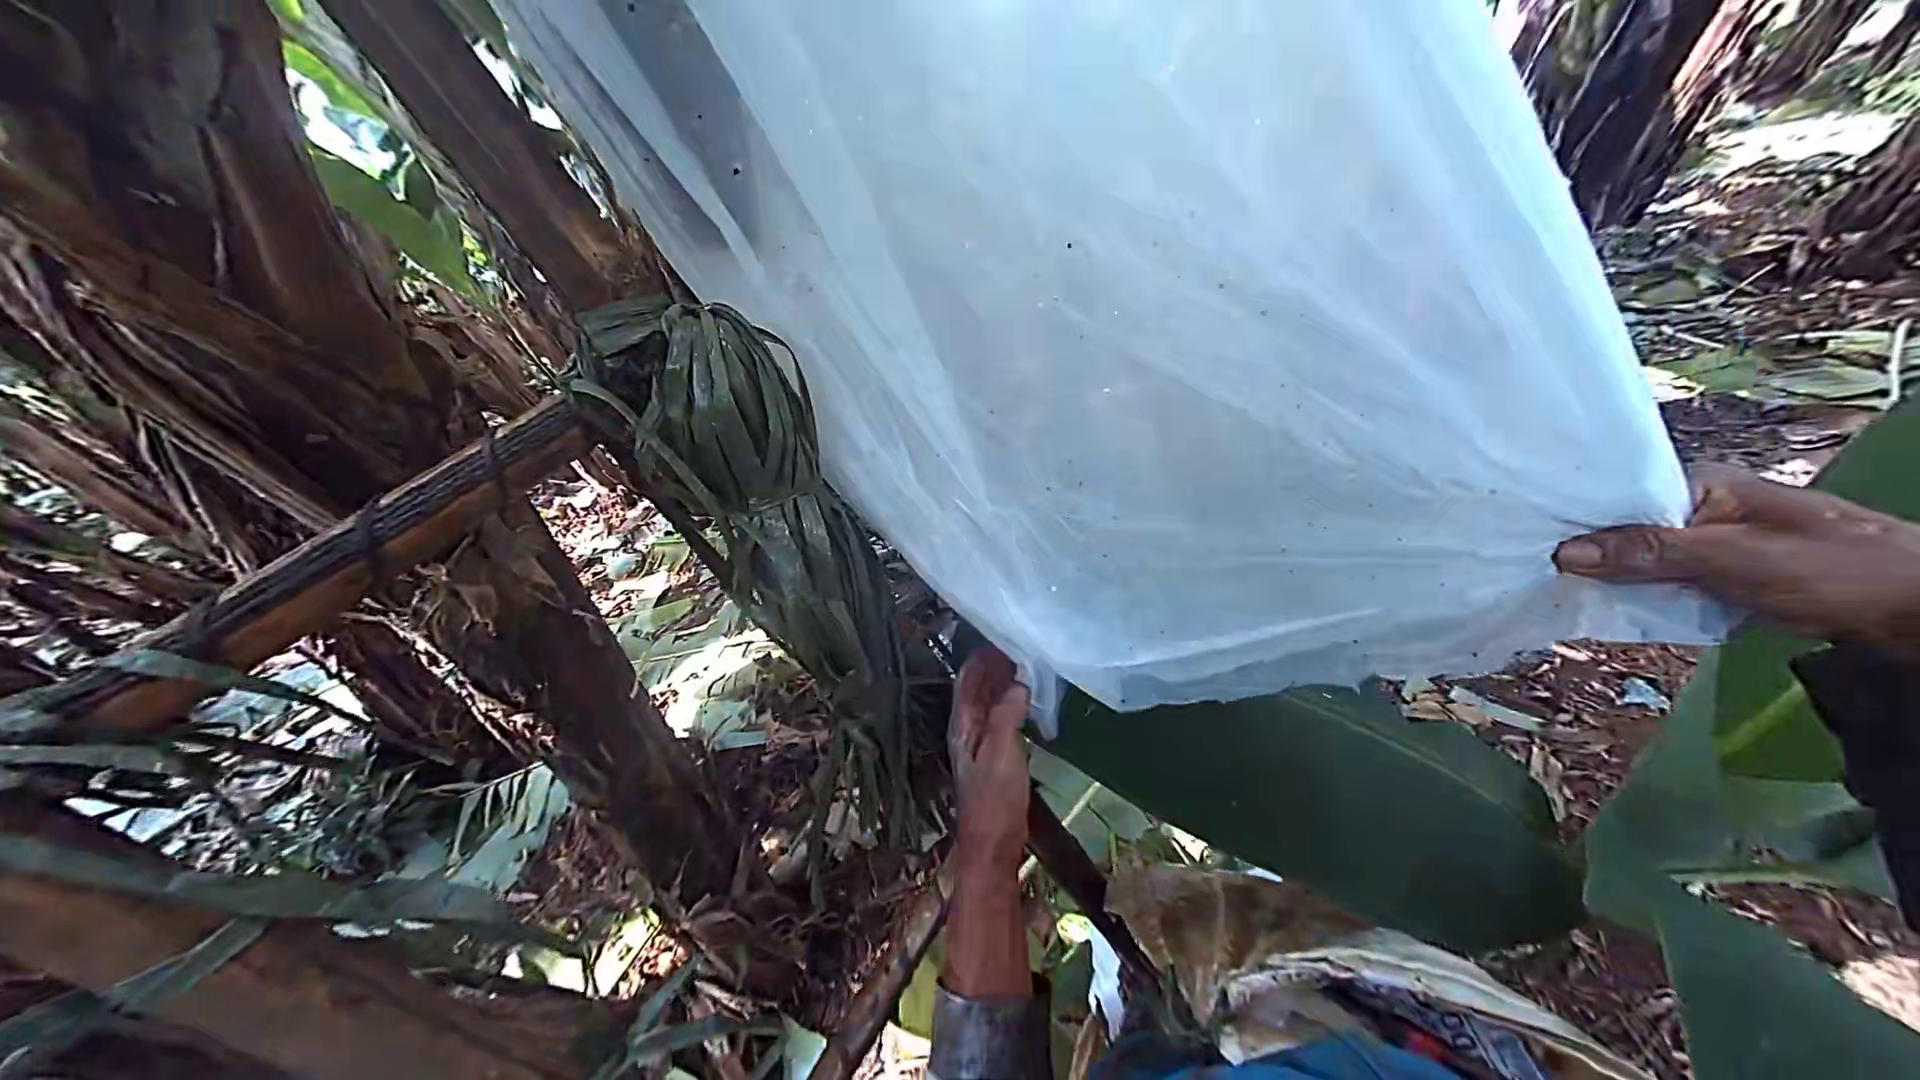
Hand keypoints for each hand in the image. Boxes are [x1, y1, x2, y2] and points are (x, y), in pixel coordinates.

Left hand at [949, 646, 1031, 870]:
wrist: (994, 845)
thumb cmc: (995, 798)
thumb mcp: (1002, 751)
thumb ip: (1007, 713)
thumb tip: (1020, 682)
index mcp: (962, 724)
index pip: (968, 678)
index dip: (982, 656)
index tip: (1004, 635)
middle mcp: (967, 729)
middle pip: (978, 687)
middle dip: (996, 665)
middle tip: (1021, 645)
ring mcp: (981, 743)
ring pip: (991, 702)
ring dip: (1005, 682)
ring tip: (1029, 665)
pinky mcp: (996, 756)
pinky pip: (1003, 718)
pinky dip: (1014, 703)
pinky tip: (1030, 700)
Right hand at [1554, 465, 1919, 654]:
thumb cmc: (1844, 573)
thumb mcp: (1739, 559)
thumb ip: (1652, 552)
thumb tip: (1562, 553)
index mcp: (1701, 486)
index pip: (1614, 494)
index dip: (1571, 517)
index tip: (1527, 539)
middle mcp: (1696, 507)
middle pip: (1618, 527)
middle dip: (1583, 550)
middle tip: (1531, 570)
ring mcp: (1704, 540)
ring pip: (1633, 557)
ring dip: (1606, 576)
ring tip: (1554, 588)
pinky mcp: (1710, 572)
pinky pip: (1654, 578)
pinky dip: (1632, 592)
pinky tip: (1603, 603)